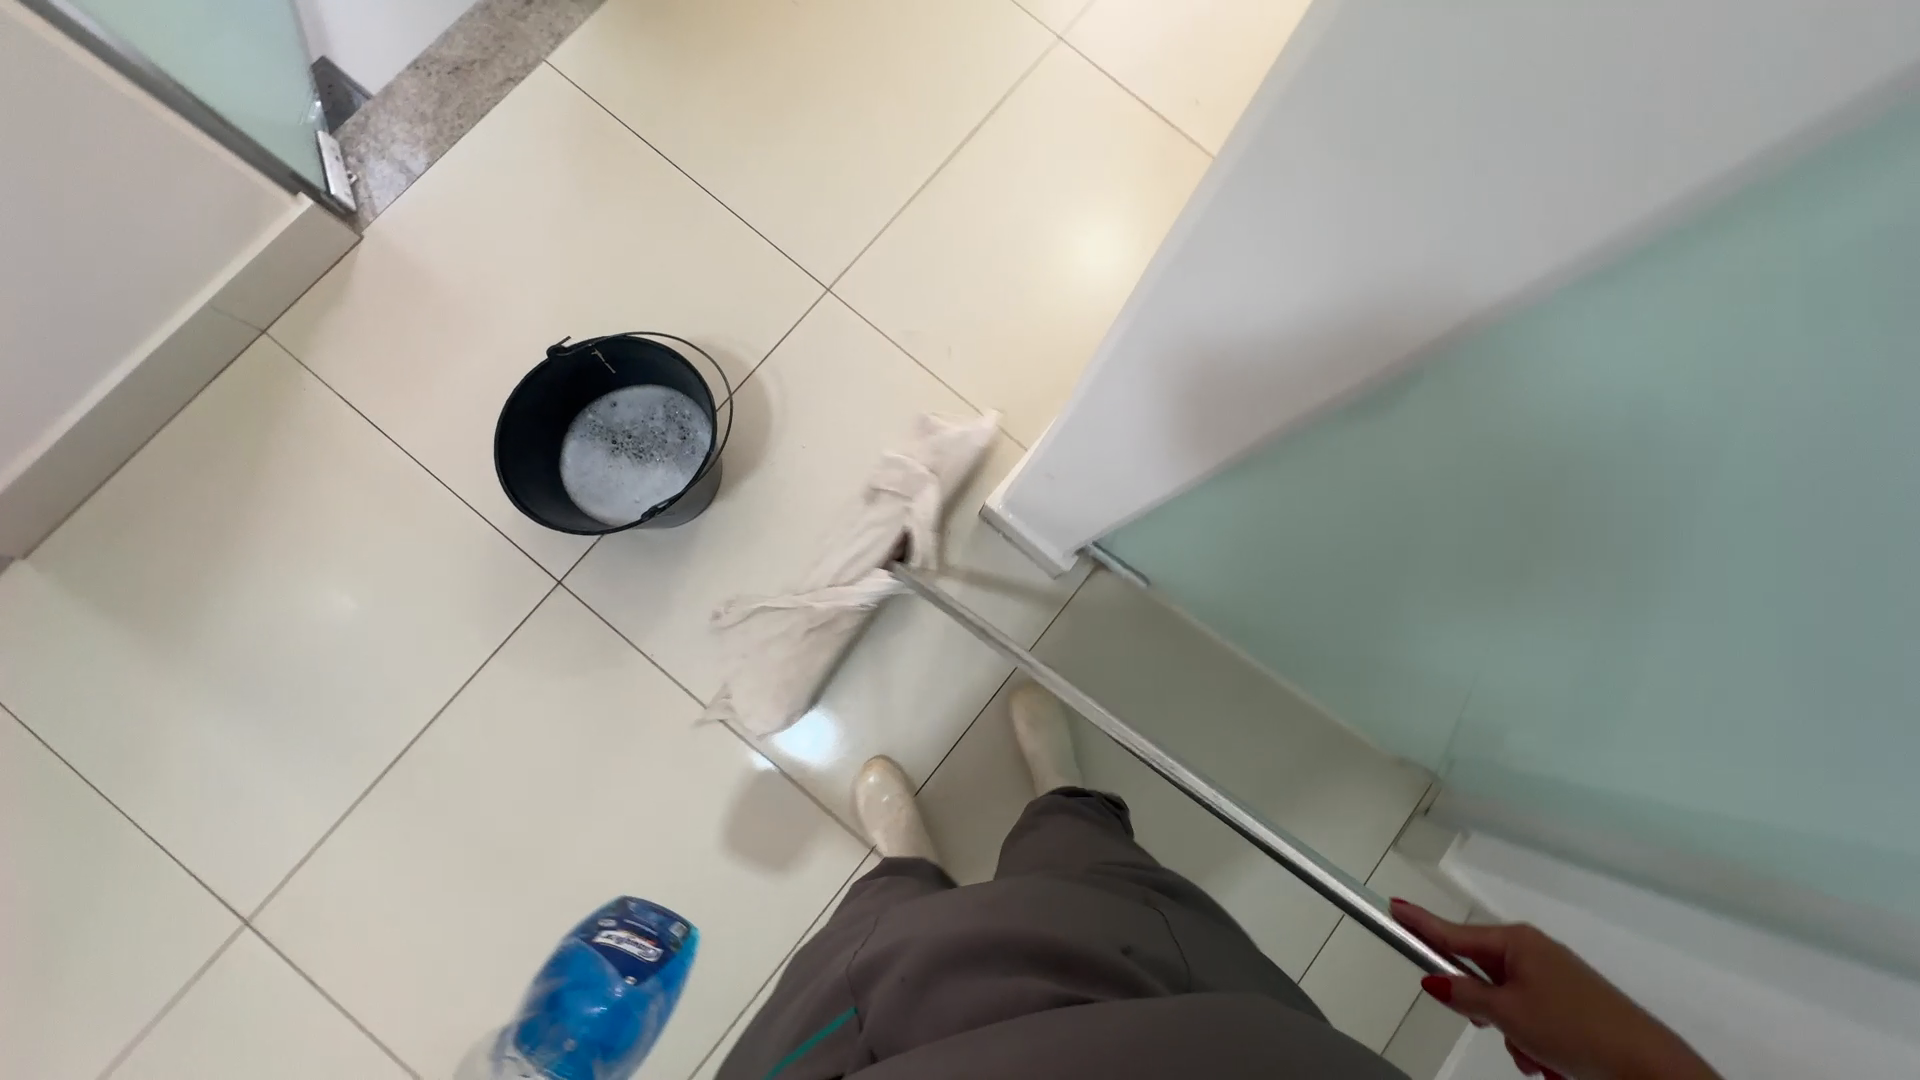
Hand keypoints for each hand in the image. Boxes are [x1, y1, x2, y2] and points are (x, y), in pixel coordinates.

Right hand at [1390, 900, 1720, 1079]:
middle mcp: (1533, 951)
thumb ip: (1464, 995)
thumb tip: (1432, 978)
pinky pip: (1532, 1014)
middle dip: (1480, 1006)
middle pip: (1479, 972)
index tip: (1391, 904)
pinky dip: (1534, 1038)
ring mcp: (1556, 977)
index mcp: (1515, 942)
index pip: (1452, 932)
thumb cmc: (1574, 1030)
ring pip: (1505, 1001)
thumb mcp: (1509, 1015)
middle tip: (1489, 1025)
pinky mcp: (1575, 1004)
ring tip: (1537, 1057)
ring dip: (1511, 1031)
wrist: (1654, 1071)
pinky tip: (1553, 1062)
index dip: (1419, 922)